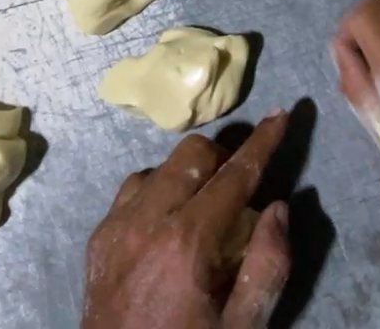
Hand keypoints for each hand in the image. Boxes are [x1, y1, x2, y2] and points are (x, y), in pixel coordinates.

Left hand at [82, 111, 292, 328]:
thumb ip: (267, 267)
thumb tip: (277, 207)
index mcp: (188, 243)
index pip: (234, 175)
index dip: (262, 142)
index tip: (281, 112)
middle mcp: (148, 222)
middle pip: (192, 155)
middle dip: (222, 159)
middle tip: (239, 188)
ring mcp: (116, 227)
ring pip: (160, 166)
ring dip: (187, 175)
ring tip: (203, 208)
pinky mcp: (98, 238)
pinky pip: (132, 189)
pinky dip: (156, 191)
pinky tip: (167, 222)